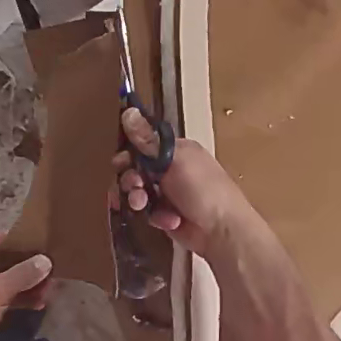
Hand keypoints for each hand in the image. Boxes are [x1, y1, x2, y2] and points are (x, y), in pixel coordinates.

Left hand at [0, 233, 54, 340]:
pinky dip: (21, 298)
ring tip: (52, 290)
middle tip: (56, 271)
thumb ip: (24, 273)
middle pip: (8, 259)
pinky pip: (7, 295)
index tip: (49, 246)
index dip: (25, 242)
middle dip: (31, 267)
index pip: (3, 238)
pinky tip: (40, 303)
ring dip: (29, 284)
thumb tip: (47, 260)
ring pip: (10, 279)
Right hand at [113, 107, 257, 258]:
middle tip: (133, 188)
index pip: (143, 146)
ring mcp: (170, 194)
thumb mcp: (174, 160)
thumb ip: (148, 140)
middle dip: (130, 181)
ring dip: (138, 199)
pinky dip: (156, 217)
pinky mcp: (168, 215)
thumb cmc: (202, 189)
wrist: (222, 231)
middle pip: (136, 171)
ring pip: (139, 193)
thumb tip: (128, 110)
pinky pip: (149, 212)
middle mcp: (172, 169)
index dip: (128, 155)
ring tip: (143, 206)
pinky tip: (169, 221)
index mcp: (176, 150)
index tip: (118, 164)